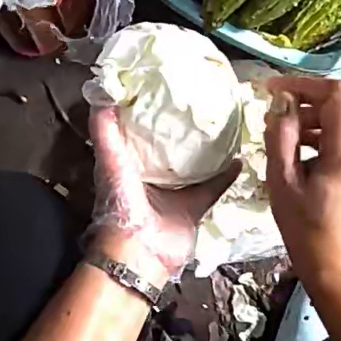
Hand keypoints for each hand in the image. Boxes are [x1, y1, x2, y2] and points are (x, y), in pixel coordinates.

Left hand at [89, 105, 238, 282]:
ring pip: (194, 165)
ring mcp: (175, 193)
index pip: (137, 133)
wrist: (140, 250)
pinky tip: (238, 157)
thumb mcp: (109, 160)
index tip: (162, 89)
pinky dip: (227, 174)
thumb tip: (102, 93)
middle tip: (198, 102)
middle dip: (180, 129)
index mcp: (129, 165)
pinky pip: (214, 187)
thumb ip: (104, 130)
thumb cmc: (121, 204)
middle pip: (169, 148)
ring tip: (221, 124)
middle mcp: (151, 177)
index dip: (147, 113)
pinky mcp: (194, 206)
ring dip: (207, 149)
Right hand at [263, 76, 340, 278]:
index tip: (274, 90)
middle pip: (337, 103)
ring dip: (307, 119)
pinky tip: (295, 152)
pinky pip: (340, 135)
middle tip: (271, 116)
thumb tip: (281, 102)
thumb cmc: (304, 224)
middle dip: (302, 102)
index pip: (336, 92)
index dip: (304, 83)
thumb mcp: (282, 178)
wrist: (333, 259)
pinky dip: (316, 134)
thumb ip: (281, 135)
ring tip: (279, 136)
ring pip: (337, 118)